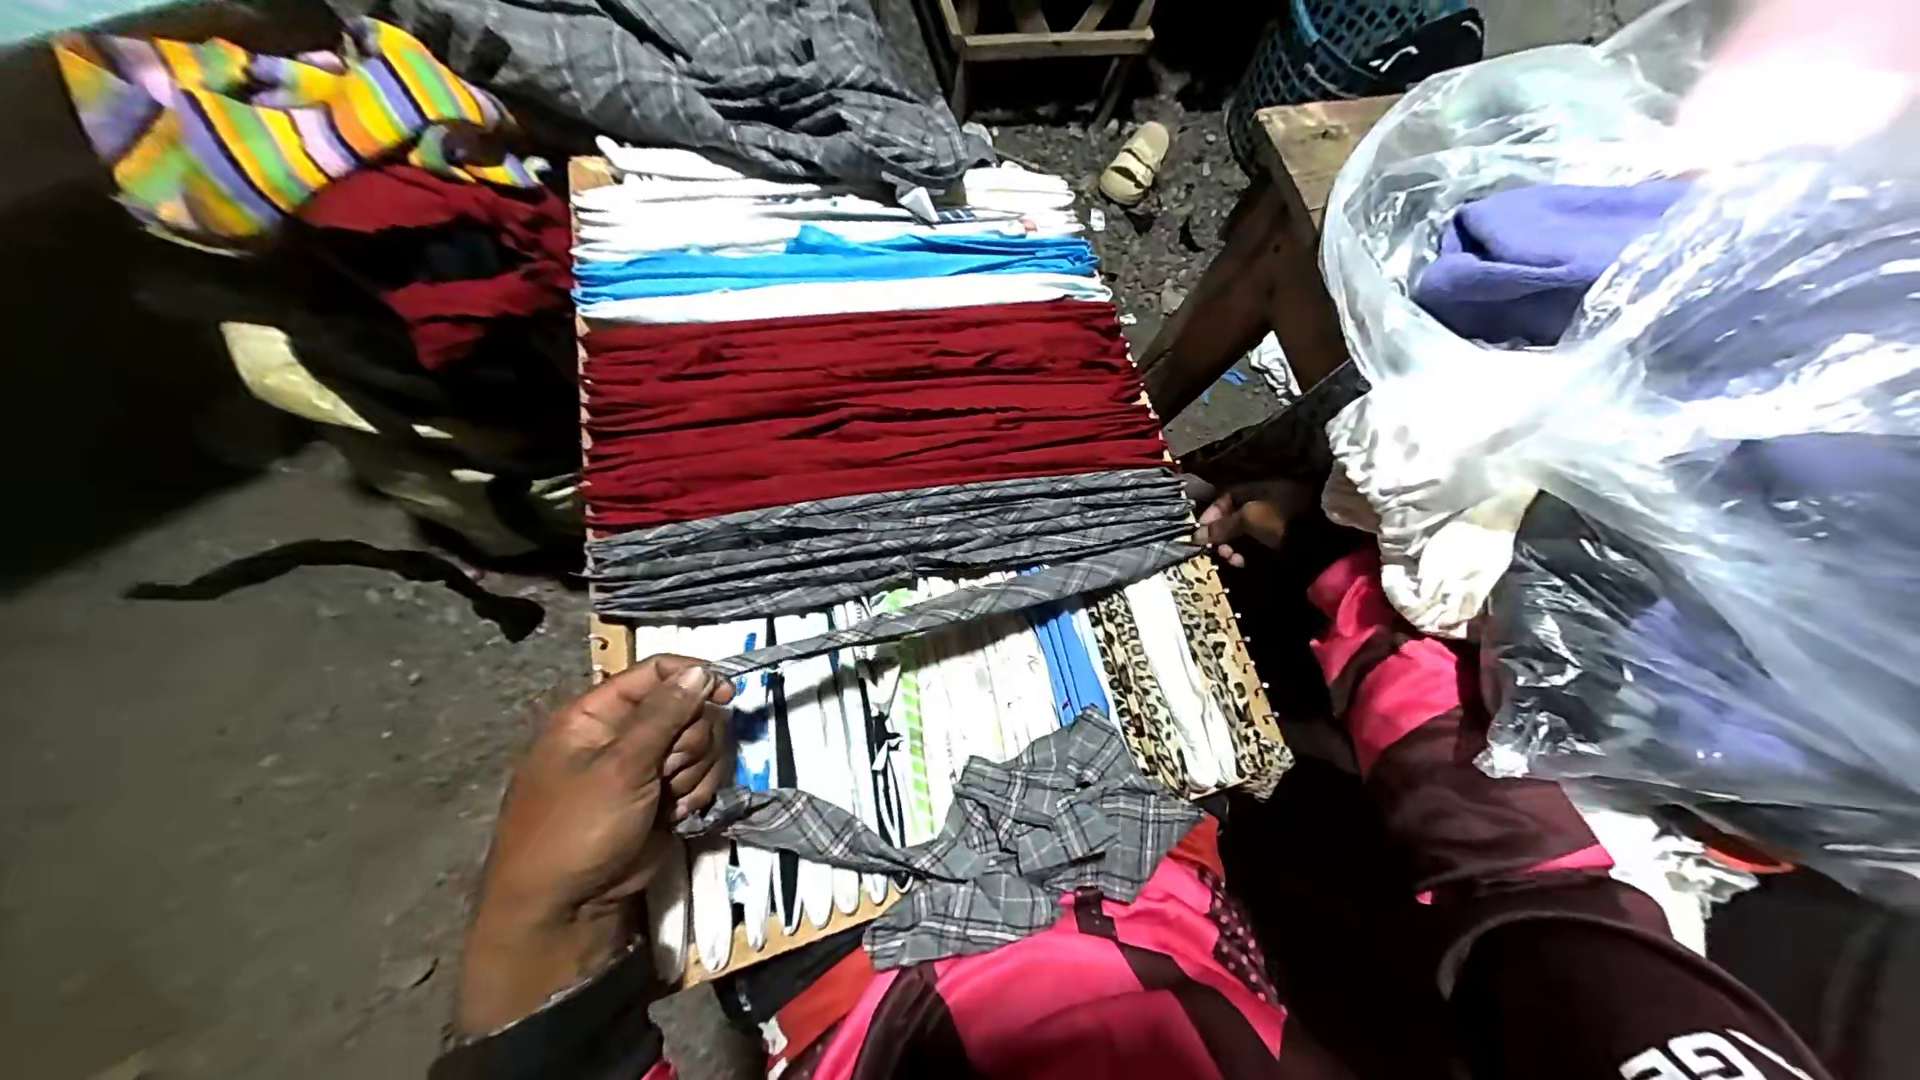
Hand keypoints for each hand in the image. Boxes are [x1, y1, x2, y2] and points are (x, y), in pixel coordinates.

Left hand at [456, 655, 734, 1033]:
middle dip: (690, 741)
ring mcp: (647, 764)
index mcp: (597, 714)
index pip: (656, 671)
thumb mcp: (619, 766)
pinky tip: (677, 814)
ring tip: (671, 800)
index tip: (726, 695)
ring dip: (696, 771)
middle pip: (688, 707)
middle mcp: (624, 732)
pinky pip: (703, 773)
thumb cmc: (577, 830)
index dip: (693, 677)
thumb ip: (665, 714)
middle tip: (670, 771)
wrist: (568, 910)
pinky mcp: (666, 792)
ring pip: (702, 742)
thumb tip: (701, 669)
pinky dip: (697, 792)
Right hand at [1193, 479, 1315, 566]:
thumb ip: (1221, 526)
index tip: (1200, 530)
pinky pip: (1254, 547)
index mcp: (1259, 489)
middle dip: (1220, 535)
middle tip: (1216, 549)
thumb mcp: (1248, 517)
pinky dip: (1245, 555)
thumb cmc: (1281, 519)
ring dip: (1231, 547)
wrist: (1321, 540)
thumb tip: (1196, 535)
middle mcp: (1264, 503)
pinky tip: (1242, 562)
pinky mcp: (1279, 542)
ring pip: (1241, 535)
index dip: (1211, 514)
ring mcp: (1273, 524)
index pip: (1225, 498)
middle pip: (1232, 519)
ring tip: (1230, 558)